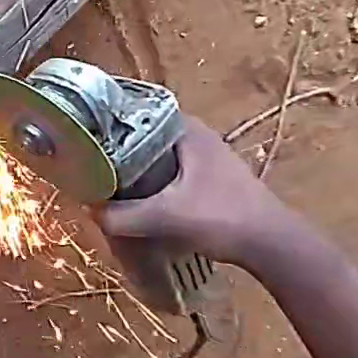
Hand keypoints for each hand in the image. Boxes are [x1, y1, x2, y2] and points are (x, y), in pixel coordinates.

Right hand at [93, 117, 308, 272]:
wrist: (273, 246)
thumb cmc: (222, 219)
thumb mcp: (164, 217)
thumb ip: (122, 215)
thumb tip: (89, 210)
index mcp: (188, 131)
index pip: (139, 111)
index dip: (109, 120)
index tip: (84, 133)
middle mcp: (197, 136)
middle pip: (144, 132)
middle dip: (116, 144)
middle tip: (88, 159)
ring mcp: (205, 157)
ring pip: (155, 152)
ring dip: (132, 163)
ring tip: (104, 176)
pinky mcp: (208, 178)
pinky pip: (166, 168)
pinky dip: (147, 176)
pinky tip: (133, 193)